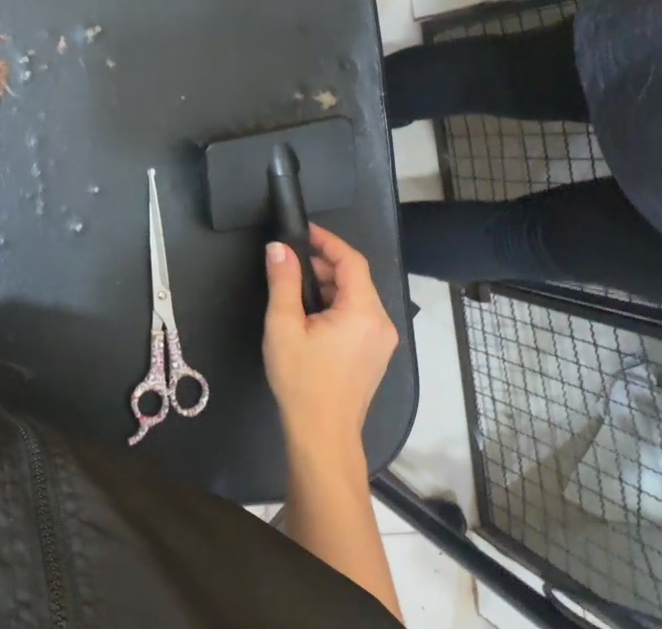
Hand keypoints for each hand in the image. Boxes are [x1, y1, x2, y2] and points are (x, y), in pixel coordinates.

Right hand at [262, 224, 397, 448]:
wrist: (322, 431)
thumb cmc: (301, 377)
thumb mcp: (283, 325)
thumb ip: (283, 281)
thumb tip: (279, 248)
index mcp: (363, 312)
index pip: (352, 261)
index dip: (328, 241)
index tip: (302, 230)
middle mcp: (382, 322)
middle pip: (357, 279)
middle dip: (324, 264)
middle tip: (289, 262)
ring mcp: (383, 340)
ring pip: (358, 298)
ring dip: (329, 285)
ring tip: (294, 288)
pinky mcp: (376, 354)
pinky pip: (359, 316)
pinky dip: (337, 305)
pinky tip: (311, 314)